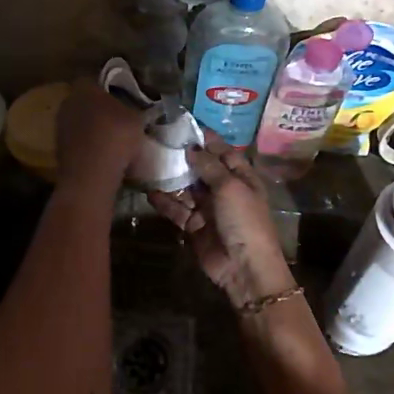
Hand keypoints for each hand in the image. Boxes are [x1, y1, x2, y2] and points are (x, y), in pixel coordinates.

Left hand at [55, 80, 144, 191]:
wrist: (91, 174)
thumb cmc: (117, 138)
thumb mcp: (137, 120)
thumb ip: (134, 111)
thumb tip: (134, 111)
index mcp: (84, 89)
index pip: (95, 80)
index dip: (109, 88)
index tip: (123, 97)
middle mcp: (68, 103)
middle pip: (86, 102)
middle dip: (101, 109)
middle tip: (121, 120)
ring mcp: (60, 127)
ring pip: (81, 122)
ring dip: (95, 129)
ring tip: (115, 142)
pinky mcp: (59, 148)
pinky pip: (79, 141)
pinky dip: (89, 146)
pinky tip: (104, 157)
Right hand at [148, 131, 295, 309]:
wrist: (244, 267)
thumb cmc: (244, 220)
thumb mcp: (230, 186)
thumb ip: (210, 166)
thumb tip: (191, 148)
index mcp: (242, 178)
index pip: (224, 152)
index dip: (208, 140)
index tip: (185, 126)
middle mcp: (225, 191)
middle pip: (202, 169)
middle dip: (184, 157)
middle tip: (159, 141)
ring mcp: (209, 209)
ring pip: (187, 189)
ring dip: (171, 179)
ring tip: (149, 162)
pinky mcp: (194, 227)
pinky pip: (177, 210)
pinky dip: (165, 202)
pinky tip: (149, 191)